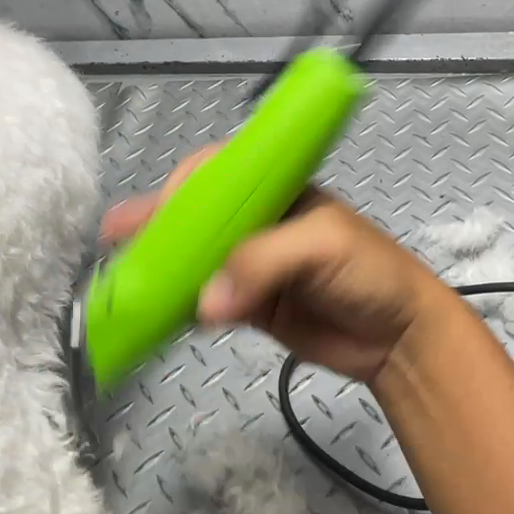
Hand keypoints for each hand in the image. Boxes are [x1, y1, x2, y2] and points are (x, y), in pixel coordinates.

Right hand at [100, 148, 457, 383]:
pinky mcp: (248, 304)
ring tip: (117, 278)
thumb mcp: (324, 247)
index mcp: (276, 190)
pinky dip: (177, 305)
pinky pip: (203, 298)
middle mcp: (256, 220)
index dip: (182, 187)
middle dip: (156, 225)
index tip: (157, 212)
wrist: (399, 338)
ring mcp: (249, 263)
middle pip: (196, 215)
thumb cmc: (371, 272)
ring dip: (159, 266)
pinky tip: (149, 312)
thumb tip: (205, 302)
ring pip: (194, 257)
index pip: (218, 174)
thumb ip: (263, 263)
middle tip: (114, 238)